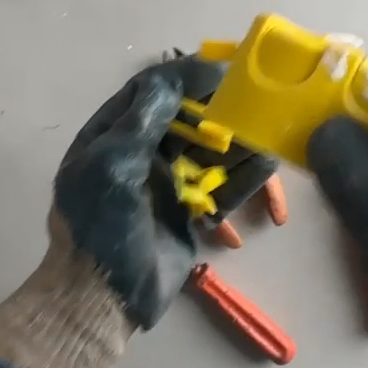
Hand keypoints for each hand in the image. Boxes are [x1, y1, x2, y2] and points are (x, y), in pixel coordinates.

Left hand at [0, 57, 274, 367]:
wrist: (100, 297)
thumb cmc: (100, 224)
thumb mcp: (112, 164)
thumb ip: (142, 120)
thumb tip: (169, 77)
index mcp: (111, 134)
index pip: (149, 90)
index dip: (184, 75)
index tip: (222, 69)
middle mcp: (138, 151)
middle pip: (184, 117)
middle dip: (218, 108)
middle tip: (255, 100)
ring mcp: (163, 182)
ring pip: (206, 151)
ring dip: (236, 141)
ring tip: (267, 132)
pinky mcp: (186, 211)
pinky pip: (218, 186)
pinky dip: (241, 177)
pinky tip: (266, 166)